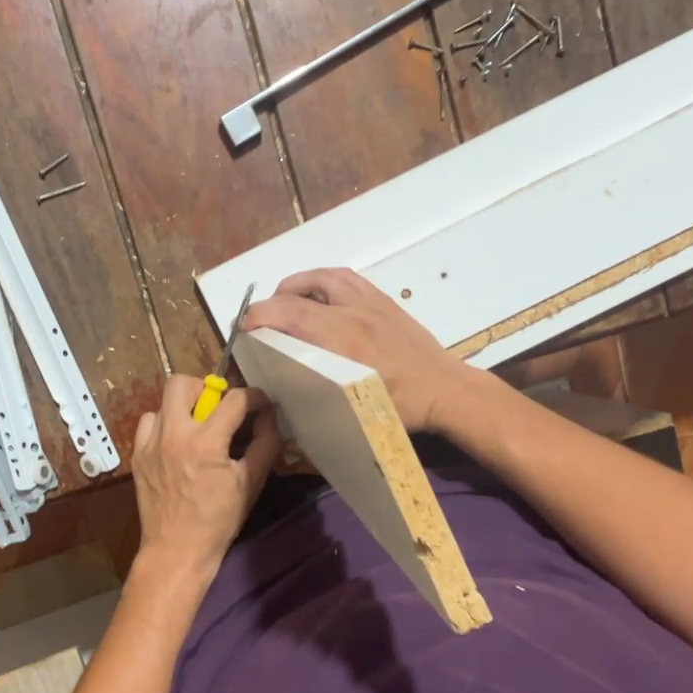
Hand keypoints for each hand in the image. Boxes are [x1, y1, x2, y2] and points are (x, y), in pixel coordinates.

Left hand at [130, 375, 283, 592]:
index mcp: (205, 443)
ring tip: (196, 428)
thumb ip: (264, 445)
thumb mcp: (250, 483)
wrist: (176, 550)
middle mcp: (173, 435)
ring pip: (163, 401)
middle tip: (218, 408)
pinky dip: (163, 425)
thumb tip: (270, 418)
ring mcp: (150, 444)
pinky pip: (148, 423)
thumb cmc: (218, 520)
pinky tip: (175, 443)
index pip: (234, 399)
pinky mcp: (137, 455)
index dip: (254, 396)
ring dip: (183, 407)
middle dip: (206, 388)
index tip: (261, 404)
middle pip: (183, 382)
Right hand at [243, 268, 472, 432]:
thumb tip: (285, 415)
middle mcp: (354, 314)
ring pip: (324, 277)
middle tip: (261, 320)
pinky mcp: (383, 301)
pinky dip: (323, 283)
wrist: (447, 390)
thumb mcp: (356, 412)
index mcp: (344, 341)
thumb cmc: (403, 407)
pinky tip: (319, 297)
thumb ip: (318, 406)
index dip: (259, 316)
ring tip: (286, 300)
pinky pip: (346, 279)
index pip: (290, 314)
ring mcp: (371, 303)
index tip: (244, 328)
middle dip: (272, 302)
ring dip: (298, 285)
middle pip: (301, 293)